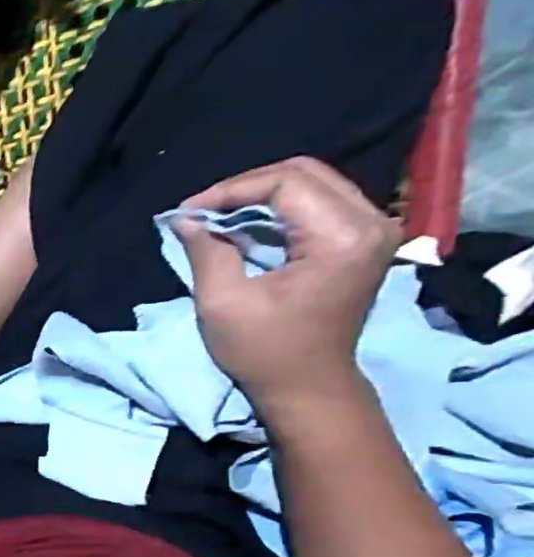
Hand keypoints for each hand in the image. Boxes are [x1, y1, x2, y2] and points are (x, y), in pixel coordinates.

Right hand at [175, 157, 400, 418]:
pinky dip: (273, 208)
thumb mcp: (221, 300)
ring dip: (256, 195)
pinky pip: (316, 202)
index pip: (286, 184)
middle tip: (196, 211)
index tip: (185, 213)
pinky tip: (239, 226)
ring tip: (212, 217)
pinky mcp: (361, 240)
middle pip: (303, 174)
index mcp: (342, 237)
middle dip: (242, 187)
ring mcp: (372, 230)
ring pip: (310, 183)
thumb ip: (207, 251)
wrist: (307, 381)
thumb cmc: (262, 347)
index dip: (229, 191)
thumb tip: (184, 218)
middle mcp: (371, 223)